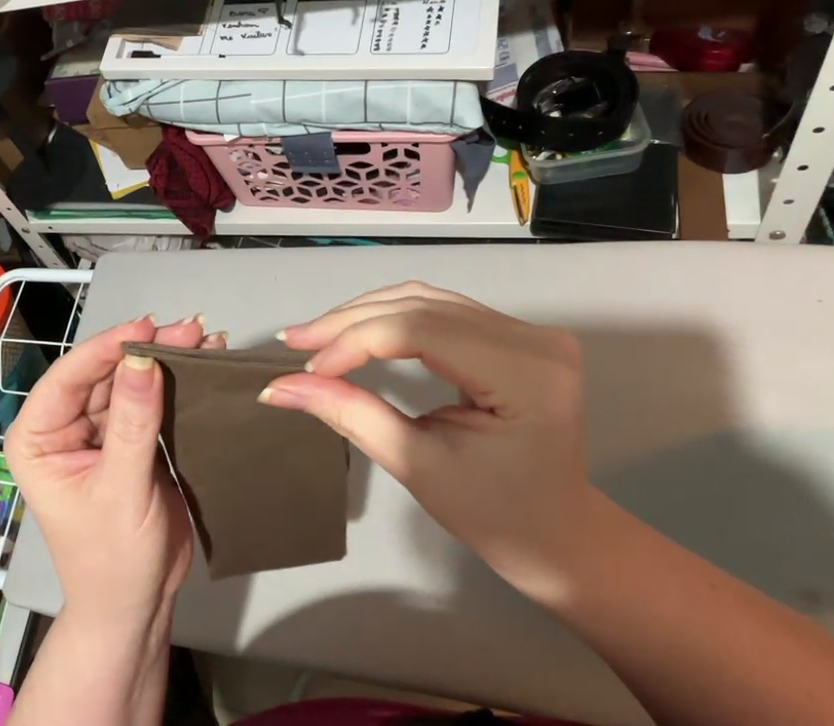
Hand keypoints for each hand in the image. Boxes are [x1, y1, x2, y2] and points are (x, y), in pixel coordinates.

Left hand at [5, 315, 219, 630]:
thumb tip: (143, 359)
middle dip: (145, 350)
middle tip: (190, 328)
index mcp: (38, 437)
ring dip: (165, 360)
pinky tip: (204, 362)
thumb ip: (133, 425)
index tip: (146, 326)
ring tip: (204, 337)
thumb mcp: (121, 490)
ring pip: (130, 382)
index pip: (68, 378)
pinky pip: (151, 403)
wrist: (139, 606)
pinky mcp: (133, 442)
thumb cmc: (111, 559)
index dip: (106, 348)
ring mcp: (100, 433)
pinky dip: (176, 384)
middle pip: (104, 374)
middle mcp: (64, 427)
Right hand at [260, 282, 595, 579]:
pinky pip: (440, 310)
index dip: (356, 340)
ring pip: (426, 299)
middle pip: (422, 305)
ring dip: (364, 314)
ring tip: (313, 337)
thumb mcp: (417, 466)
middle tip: (293, 342)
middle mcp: (536, 340)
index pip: (422, 330)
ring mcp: (530, 332)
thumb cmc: (493, 514)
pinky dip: (389, 318)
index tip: (307, 368)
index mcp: (527, 376)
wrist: (555, 534)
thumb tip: (278, 387)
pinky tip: (353, 331)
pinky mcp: (515, 335)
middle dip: (350, 321)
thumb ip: (350, 414)